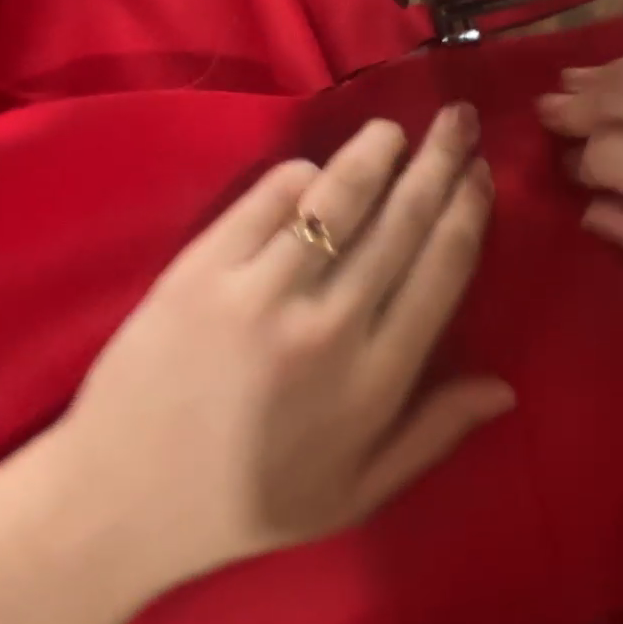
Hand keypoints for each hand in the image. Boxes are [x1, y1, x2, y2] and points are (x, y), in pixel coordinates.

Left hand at [35, 104, 510, 593]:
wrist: (118, 504)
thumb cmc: (246, 502)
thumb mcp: (353, 493)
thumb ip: (432, 435)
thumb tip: (504, 387)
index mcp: (373, 380)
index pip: (441, 271)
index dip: (467, 213)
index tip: (480, 174)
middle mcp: (327, 327)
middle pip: (400, 223)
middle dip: (438, 163)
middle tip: (457, 119)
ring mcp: (259, 293)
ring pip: (337, 200)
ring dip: (373, 154)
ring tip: (394, 130)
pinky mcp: (201, 271)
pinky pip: (264, 203)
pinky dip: (297, 177)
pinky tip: (314, 169)